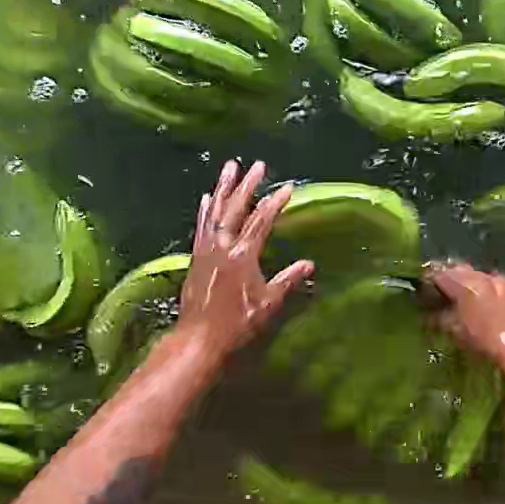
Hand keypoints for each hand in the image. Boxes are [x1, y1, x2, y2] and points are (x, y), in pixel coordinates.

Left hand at [174, 160, 313, 358]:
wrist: (199, 338)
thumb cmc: (237, 324)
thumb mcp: (267, 304)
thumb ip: (287, 280)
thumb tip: (309, 264)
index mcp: (242, 255)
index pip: (261, 221)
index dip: (275, 203)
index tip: (287, 187)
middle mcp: (222, 246)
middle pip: (236, 209)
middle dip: (247, 185)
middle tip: (257, 165)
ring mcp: (206, 250)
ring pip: (215, 212)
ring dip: (224, 188)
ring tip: (230, 167)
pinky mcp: (195, 257)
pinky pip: (201, 226)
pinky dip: (205, 210)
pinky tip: (208, 197)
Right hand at [427, 262, 504, 364]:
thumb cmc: (484, 340)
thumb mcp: (454, 329)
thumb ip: (438, 315)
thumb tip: (426, 311)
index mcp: (467, 285)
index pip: (440, 274)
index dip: (428, 281)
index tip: (422, 289)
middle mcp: (483, 277)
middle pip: (457, 269)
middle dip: (446, 278)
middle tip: (437, 290)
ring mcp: (498, 279)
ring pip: (473, 274)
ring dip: (463, 281)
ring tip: (457, 295)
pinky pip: (487, 280)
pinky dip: (478, 286)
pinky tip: (476, 299)